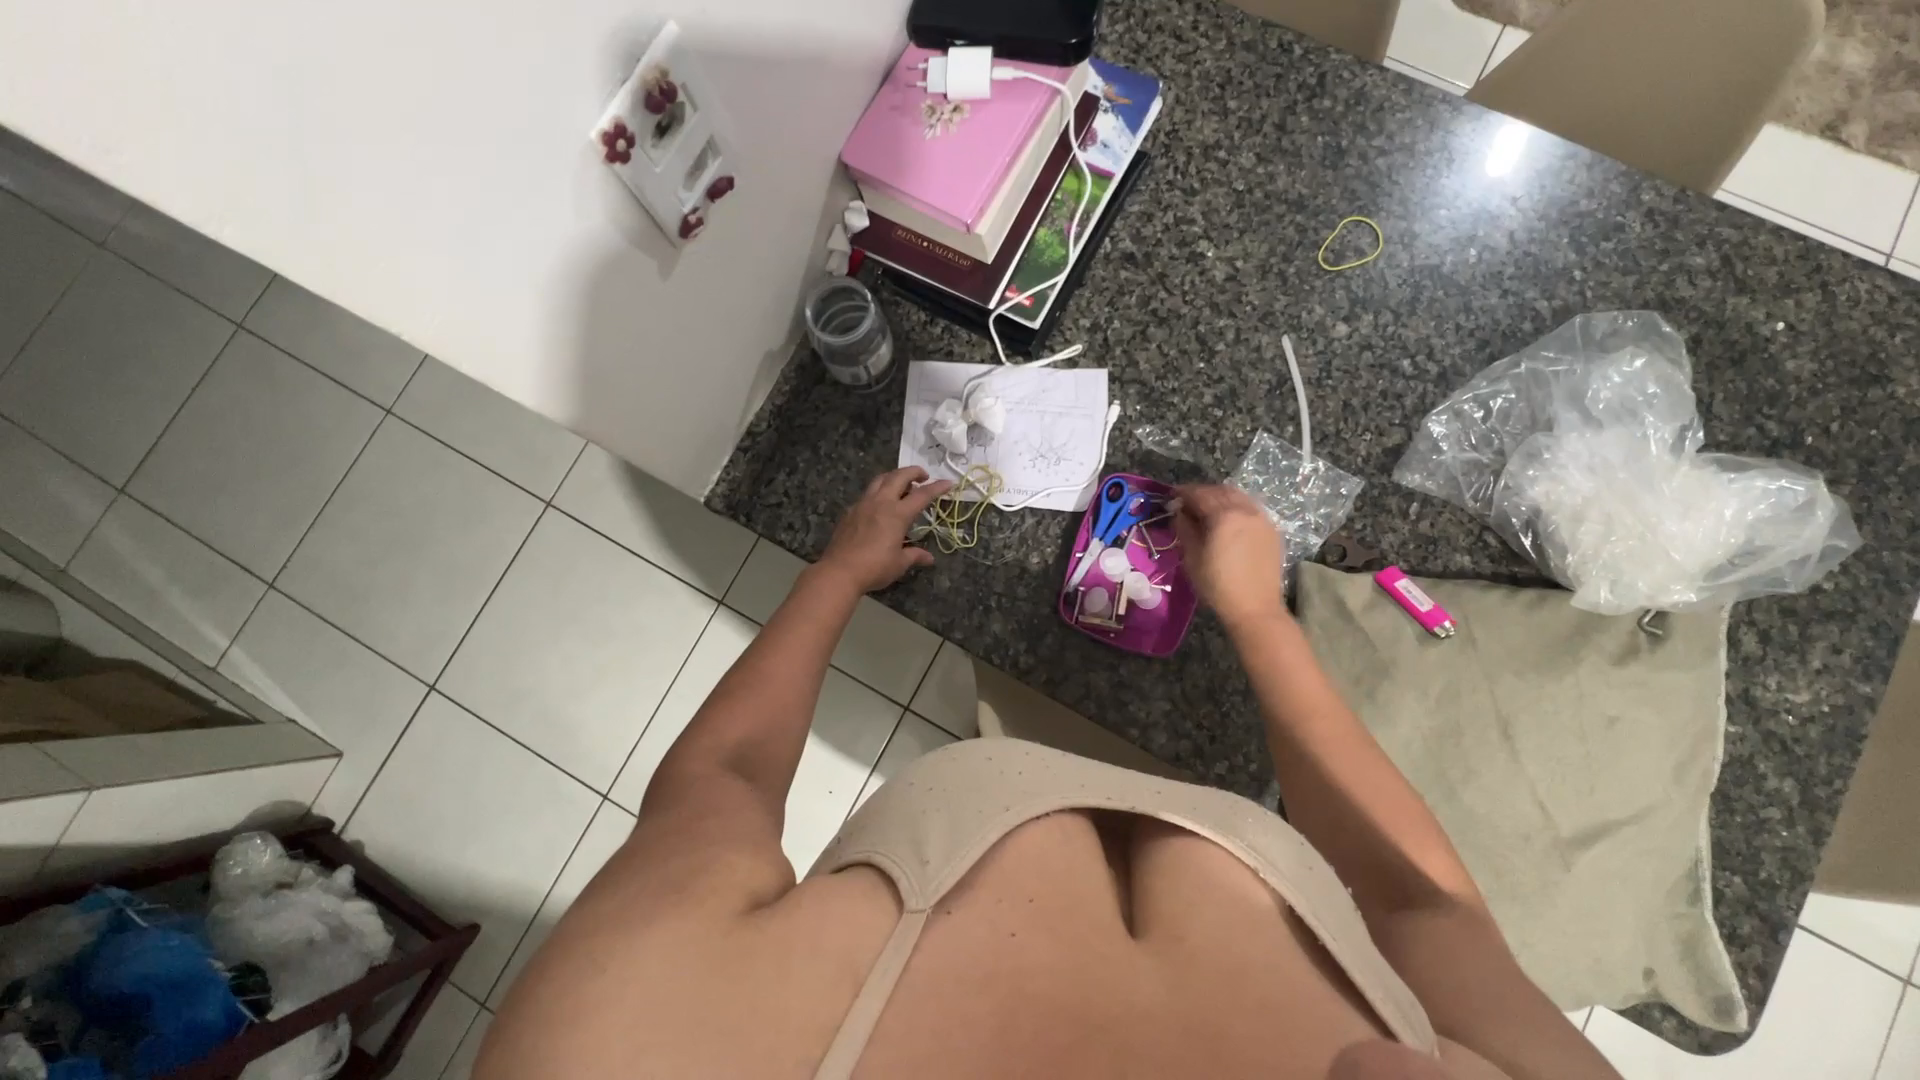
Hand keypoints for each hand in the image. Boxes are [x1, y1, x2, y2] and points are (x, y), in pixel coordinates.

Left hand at [818, 467, 953, 593]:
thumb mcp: (899, 563)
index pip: (922, 495)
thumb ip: (914, 556)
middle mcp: (880, 503)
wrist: (839, 571)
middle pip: (898, 476)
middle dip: (913, 471)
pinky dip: (878, 492)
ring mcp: (863, 504)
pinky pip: (867, 494)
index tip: (948, 482)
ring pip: (880, 480)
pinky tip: (879, 504)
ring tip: (901, 484)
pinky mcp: (850, 511)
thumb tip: (929, 558)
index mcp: (897, 514)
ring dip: (894, 476)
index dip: (937, 488)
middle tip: (923, 475)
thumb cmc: (874, 567)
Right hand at [1173, 484, 1287, 629]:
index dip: (1183, 493)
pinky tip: (1229, 521)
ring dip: (1221, 498)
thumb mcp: (1192, 557)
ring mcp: (1262, 519)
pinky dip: (1236, 507)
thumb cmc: (1217, 585)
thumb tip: (1180, 513)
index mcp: (1224, 515)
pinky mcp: (1271, 530)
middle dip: (1203, 493)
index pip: (1200, 494)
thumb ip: (1185, 529)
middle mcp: (1245, 510)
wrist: (1255, 607)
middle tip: (1188, 503)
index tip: (1172, 497)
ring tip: (1209, 510)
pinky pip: (1251, 509)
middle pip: (1221, 491)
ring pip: (1239, 497)